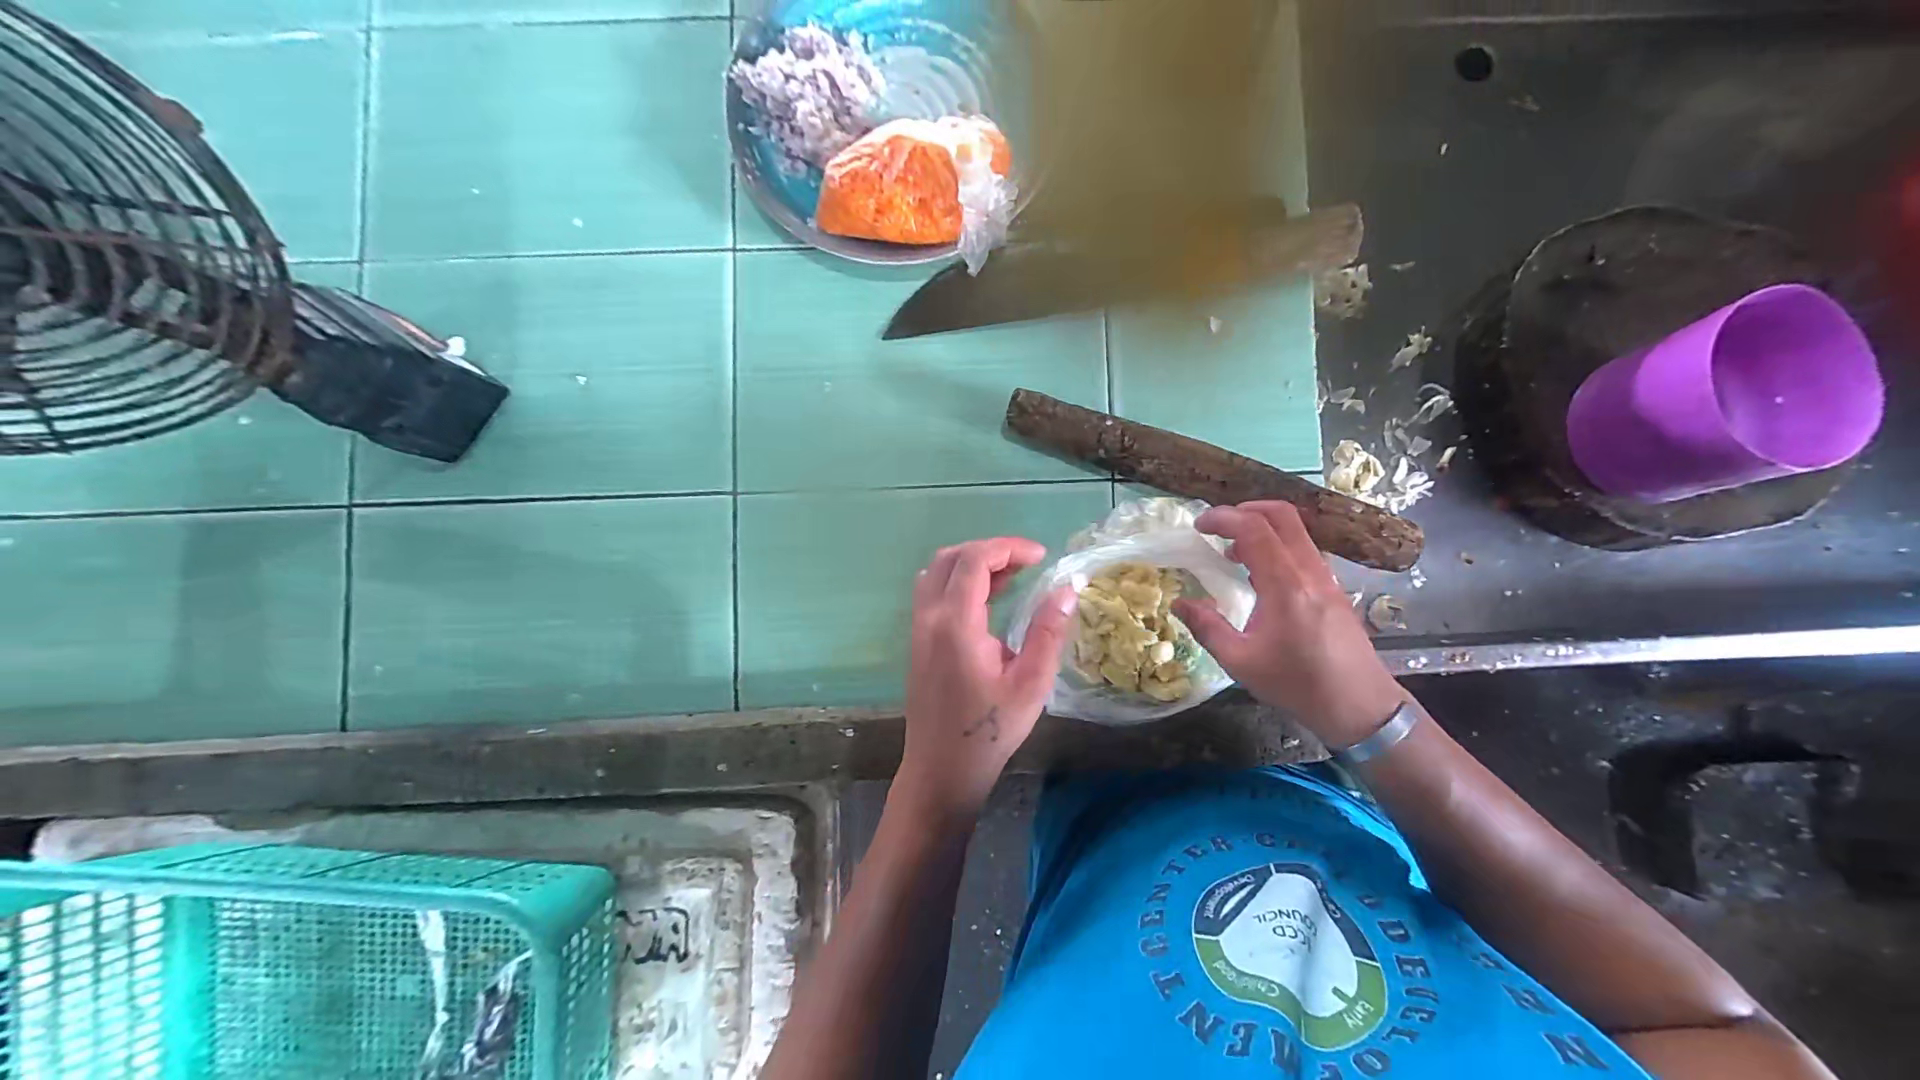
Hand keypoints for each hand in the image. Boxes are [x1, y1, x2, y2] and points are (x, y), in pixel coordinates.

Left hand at [896, 538, 1076, 822]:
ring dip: (971, 563)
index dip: (1008, 548)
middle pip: (950, 557)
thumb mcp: (1031, 684)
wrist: (941, 769)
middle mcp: (929, 618)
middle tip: (1027, 564)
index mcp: (955, 624)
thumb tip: (1067, 589)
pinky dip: (959, 581)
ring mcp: (918, 629)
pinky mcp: (918, 641)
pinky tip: (989, 600)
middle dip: (990, 551)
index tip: (1041, 556)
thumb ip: (1048, 632)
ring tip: (1011, 577)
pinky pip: (933, 592)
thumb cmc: (988, 731)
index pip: (973, 560)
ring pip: (937, 572)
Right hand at [1172, 502, 1406, 748]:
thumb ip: (1208, 628)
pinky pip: (1302, 550)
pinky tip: (1259, 576)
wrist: (1361, 706)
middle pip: (1282, 515)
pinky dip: (1276, 546)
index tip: (1198, 527)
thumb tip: (1178, 603)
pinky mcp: (1333, 588)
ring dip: (1261, 529)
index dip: (1223, 518)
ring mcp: (1326, 578)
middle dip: (1244, 510)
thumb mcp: (1241, 663)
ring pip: (1295, 531)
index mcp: (1286, 587)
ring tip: (1232, 555)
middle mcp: (1310, 572)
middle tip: (1216, 528)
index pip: (1255, 529)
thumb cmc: (1298, 685)